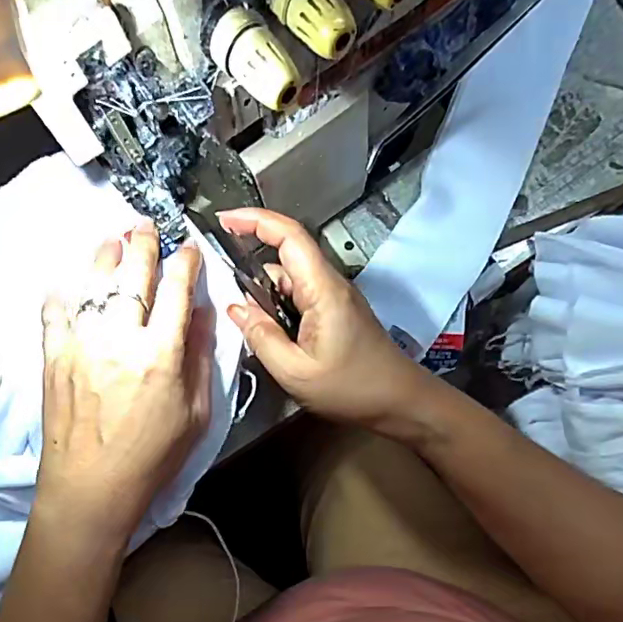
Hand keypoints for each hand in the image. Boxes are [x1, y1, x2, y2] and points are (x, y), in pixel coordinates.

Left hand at [38, 220, 212, 545]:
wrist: (91, 489)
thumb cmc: (151, 459)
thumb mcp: (195, 415)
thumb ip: (197, 359)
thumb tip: (200, 316)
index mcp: (160, 355)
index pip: (176, 290)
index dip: (185, 262)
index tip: (188, 249)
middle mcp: (119, 340)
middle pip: (132, 276)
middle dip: (143, 245)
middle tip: (147, 228)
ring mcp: (81, 345)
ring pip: (92, 284)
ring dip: (105, 255)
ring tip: (113, 239)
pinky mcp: (53, 357)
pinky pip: (56, 312)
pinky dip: (64, 291)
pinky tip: (72, 281)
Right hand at [218, 207, 443, 437]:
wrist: (399, 402)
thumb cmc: (352, 389)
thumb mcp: (295, 372)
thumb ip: (261, 337)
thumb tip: (236, 308)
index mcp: (322, 289)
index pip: (289, 235)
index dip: (255, 220)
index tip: (224, 219)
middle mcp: (329, 285)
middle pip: (284, 257)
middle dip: (250, 267)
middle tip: (223, 293)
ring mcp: (334, 297)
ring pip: (289, 280)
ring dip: (264, 295)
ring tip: (248, 326)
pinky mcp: (335, 312)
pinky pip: (299, 297)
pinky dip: (278, 308)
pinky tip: (269, 334)